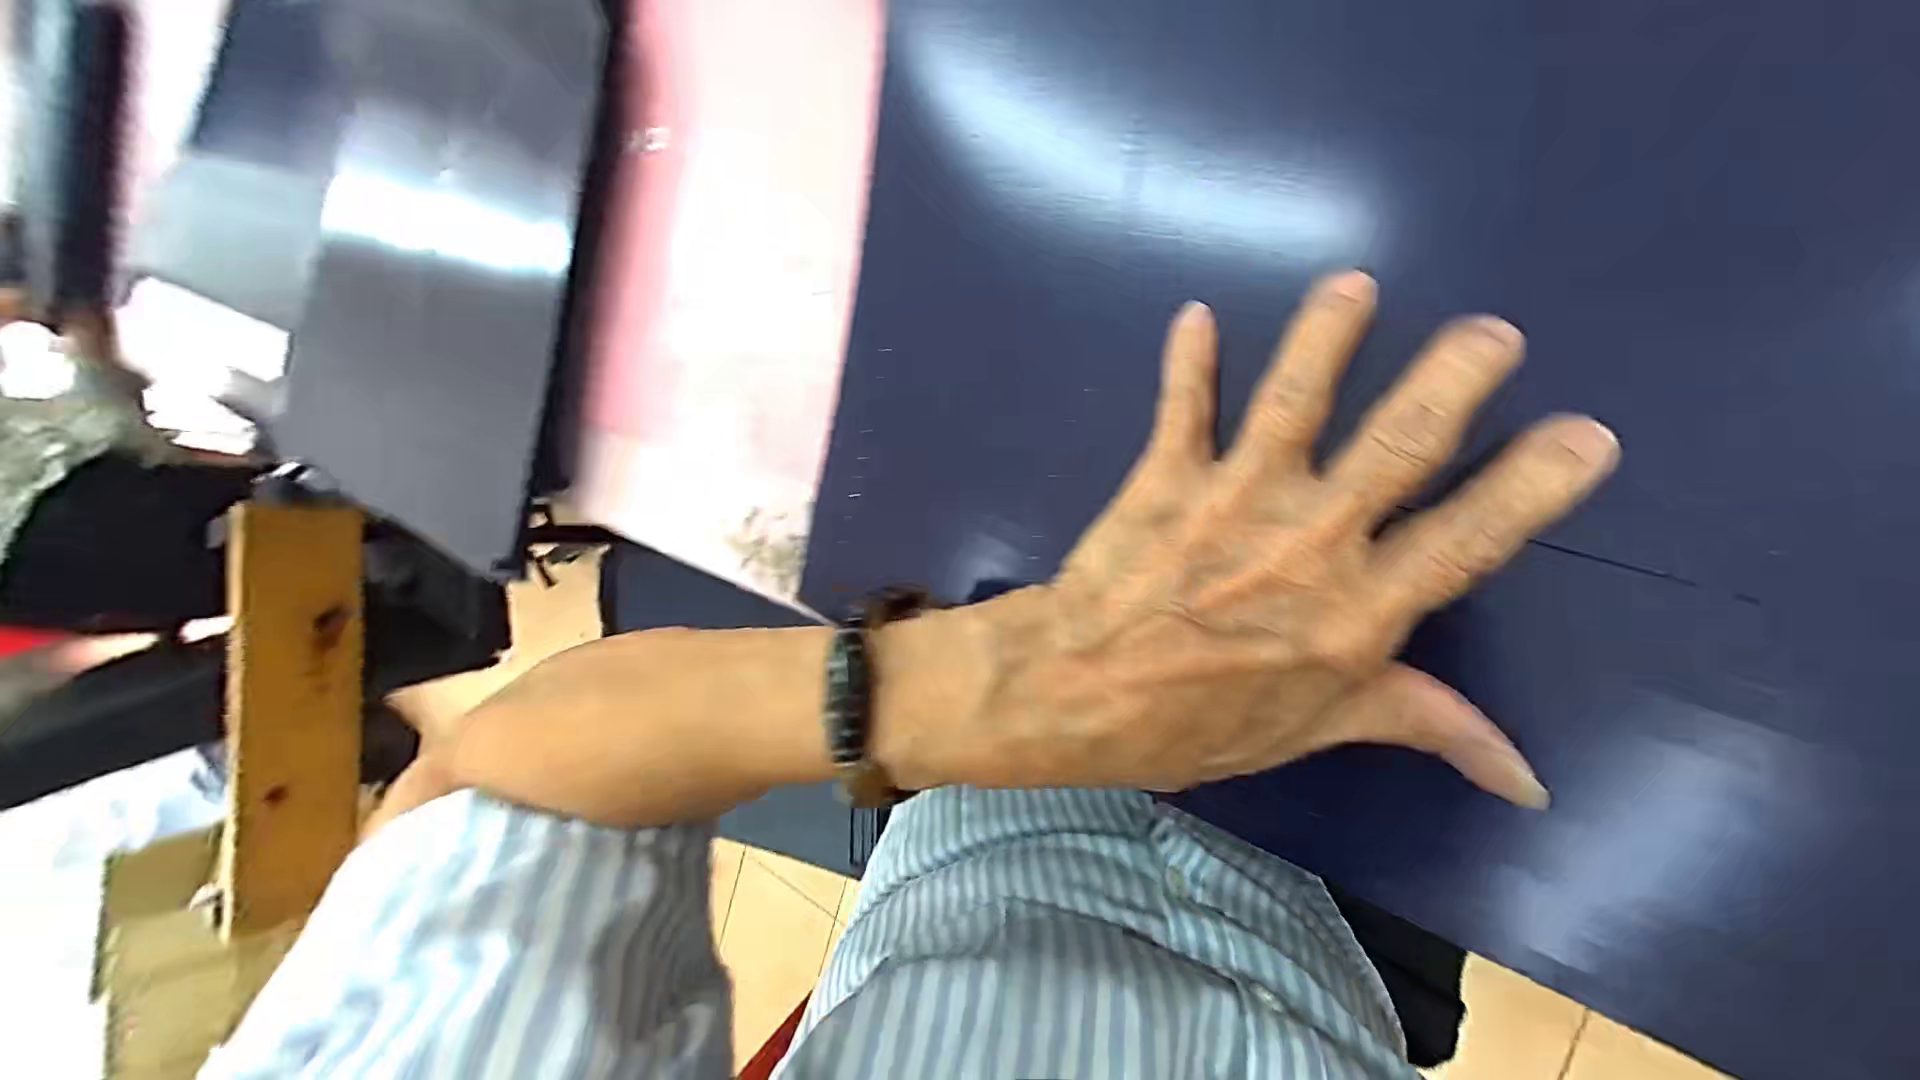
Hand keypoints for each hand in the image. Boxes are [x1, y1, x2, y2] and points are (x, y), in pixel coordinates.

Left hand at [949, 271, 1617, 806]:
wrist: (1077, 690)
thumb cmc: (1186, 722)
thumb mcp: (1303, 732)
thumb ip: (1411, 721)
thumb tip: (1526, 776)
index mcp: (1354, 612)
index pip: (1466, 539)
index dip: (1529, 488)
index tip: (1584, 434)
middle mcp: (1305, 541)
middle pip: (1394, 446)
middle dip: (1446, 382)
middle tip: (1488, 333)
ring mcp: (1231, 499)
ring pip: (1291, 402)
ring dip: (1322, 339)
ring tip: (1350, 286)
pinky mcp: (1163, 479)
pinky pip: (1182, 408)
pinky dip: (1188, 362)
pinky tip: (1194, 316)